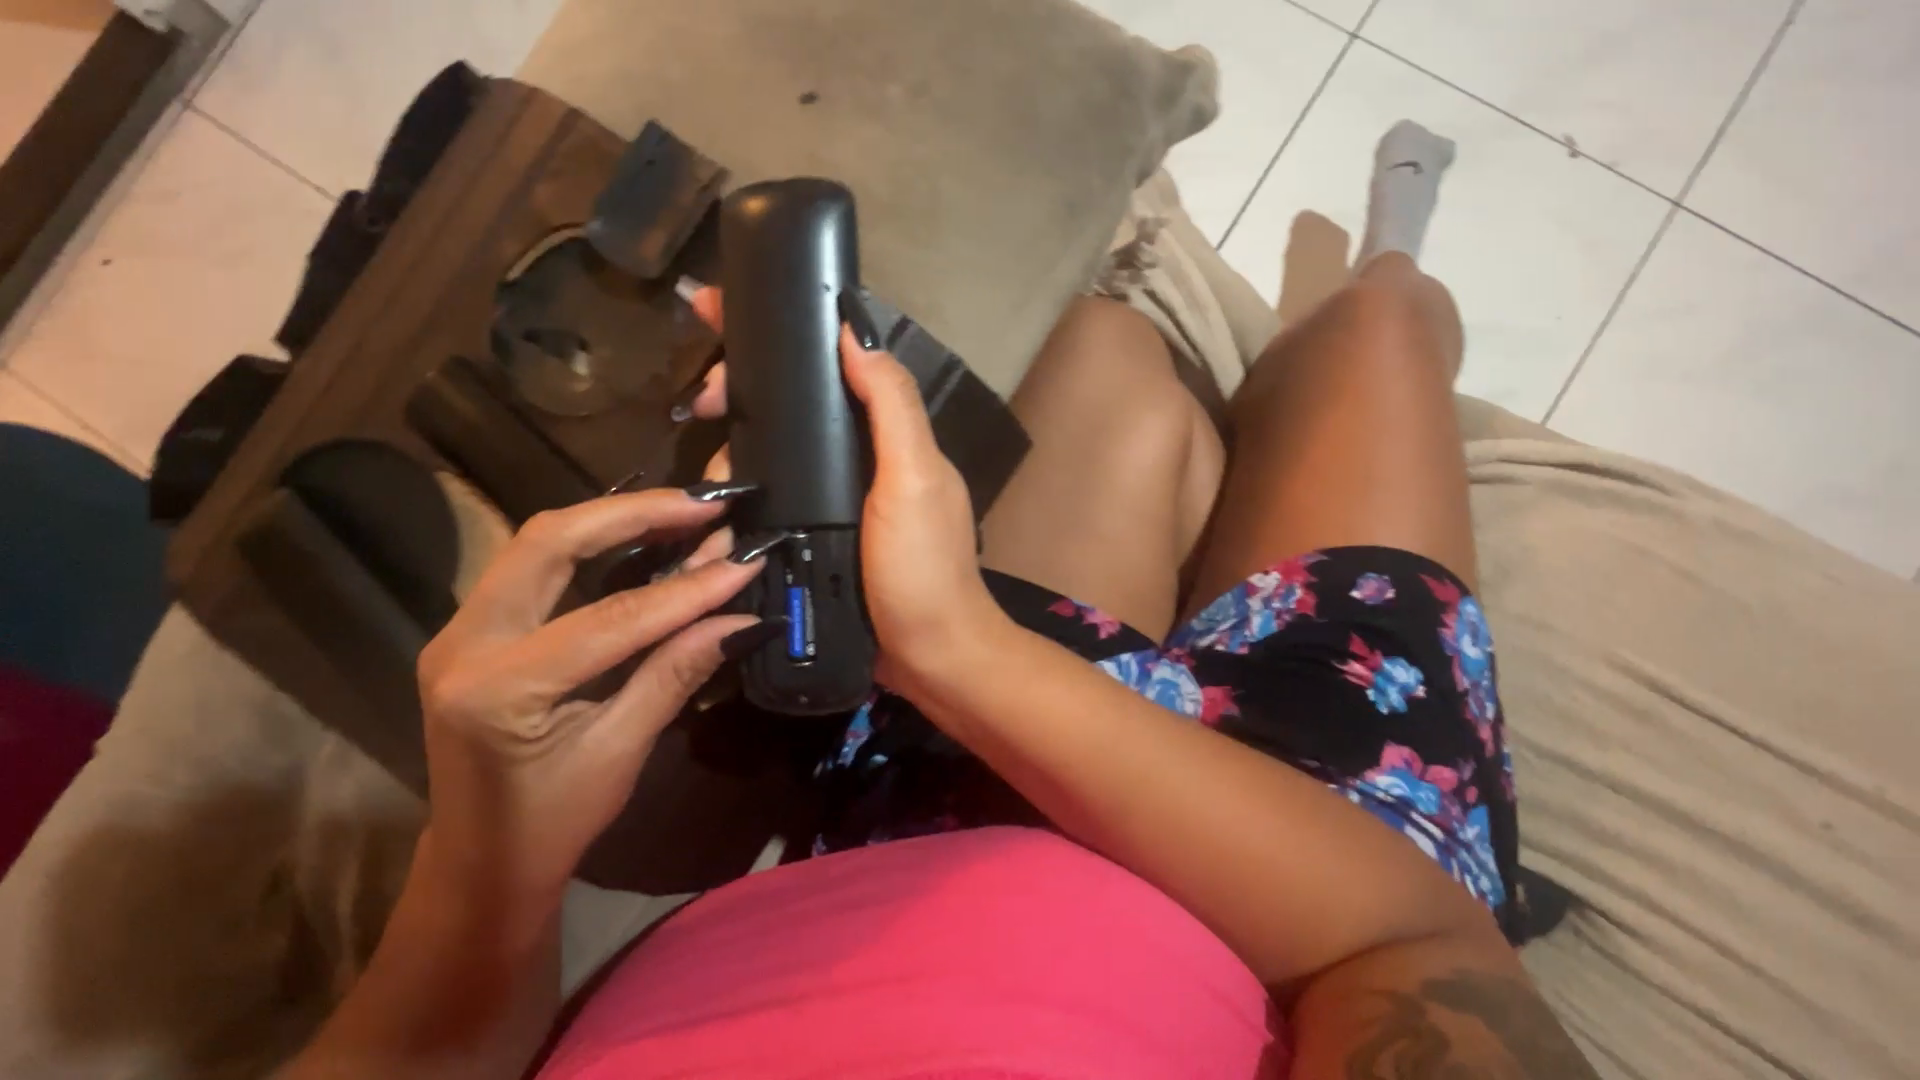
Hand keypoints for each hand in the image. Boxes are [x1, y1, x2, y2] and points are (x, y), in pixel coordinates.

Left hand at [414, 491, 762, 911]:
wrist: (478, 864)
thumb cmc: (550, 823)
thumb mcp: (620, 752)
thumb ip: (675, 674)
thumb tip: (742, 619)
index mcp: (498, 687)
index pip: (610, 618)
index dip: (685, 590)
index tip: (744, 563)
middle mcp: (464, 641)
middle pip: (549, 542)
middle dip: (635, 514)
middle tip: (705, 503)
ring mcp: (461, 629)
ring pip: (537, 542)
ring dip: (612, 519)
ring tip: (682, 509)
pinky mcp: (474, 629)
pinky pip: (532, 564)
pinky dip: (590, 543)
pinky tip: (639, 534)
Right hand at [684, 286, 1006, 691]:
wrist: (926, 657)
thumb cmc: (922, 565)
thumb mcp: (913, 477)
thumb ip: (890, 405)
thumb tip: (851, 329)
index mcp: (885, 434)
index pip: (831, 365)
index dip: (778, 336)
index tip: (717, 316)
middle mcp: (857, 459)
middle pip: (787, 408)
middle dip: (740, 395)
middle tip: (702, 404)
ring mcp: (831, 501)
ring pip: (769, 455)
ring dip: (732, 450)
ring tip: (710, 473)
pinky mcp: (811, 539)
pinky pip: (766, 502)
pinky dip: (737, 497)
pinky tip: (709, 505)